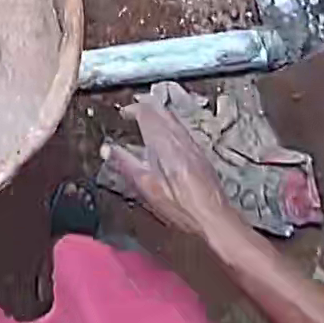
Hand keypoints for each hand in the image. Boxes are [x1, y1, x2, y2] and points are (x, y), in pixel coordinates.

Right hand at [103, 95, 241, 240]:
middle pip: (161, 109)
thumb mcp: (147, 187)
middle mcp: (179, 138)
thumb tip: (108, 149)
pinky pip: (182, 127)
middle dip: (145, 104)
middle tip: (133, 108)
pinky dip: (169, 122)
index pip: (146, 113)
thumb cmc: (182, 206)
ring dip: (158, 111)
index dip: (132, 109)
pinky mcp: (200, 152)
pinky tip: (167, 132)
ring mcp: (192, 144)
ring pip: (173, 117)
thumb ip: (126, 164)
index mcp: (164, 143)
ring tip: (147, 115)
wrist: (215, 218)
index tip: (123, 113)